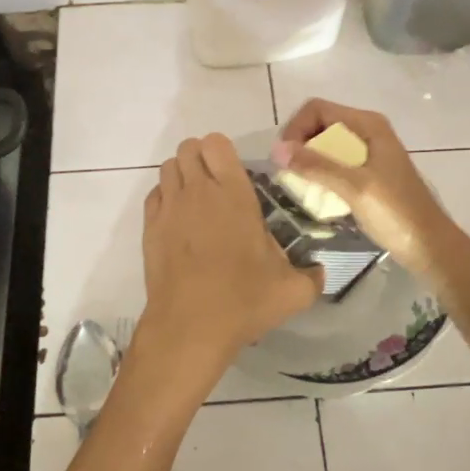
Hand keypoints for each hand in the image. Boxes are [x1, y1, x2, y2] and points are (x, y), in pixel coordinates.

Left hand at [137, 134, 323, 373]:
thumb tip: (320, 273)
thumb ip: (311, 276)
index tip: (235, 173)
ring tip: (197, 202)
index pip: (217, 143)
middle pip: (188, 148)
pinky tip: (179, 222)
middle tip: (216, 185)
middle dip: (201, 159)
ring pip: (168, 168)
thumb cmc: (243, 300)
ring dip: (182, 175)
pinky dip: (165, 199)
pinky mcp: (150, 228)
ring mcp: (169, 208)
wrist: (191, 326)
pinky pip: (155, 195)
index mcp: (233, 194)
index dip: (223, 151)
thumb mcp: (292, 291)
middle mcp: (198, 191)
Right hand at [272, 99, 456, 273]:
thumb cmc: (396, 213)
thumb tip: (277, 150)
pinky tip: (317, 193)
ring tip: (298, 184)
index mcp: (368, 125)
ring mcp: (369, 152)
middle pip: (320, 124)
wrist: (430, 246)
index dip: (295, 129)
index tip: (285, 159)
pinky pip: (336, 162)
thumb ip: (317, 166)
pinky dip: (321, 172)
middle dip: (299, 144)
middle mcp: (368, 131)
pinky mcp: (369, 172)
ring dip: (308, 160)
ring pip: (326, 144)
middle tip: (288, 174)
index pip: (317, 109)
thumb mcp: (354, 188)